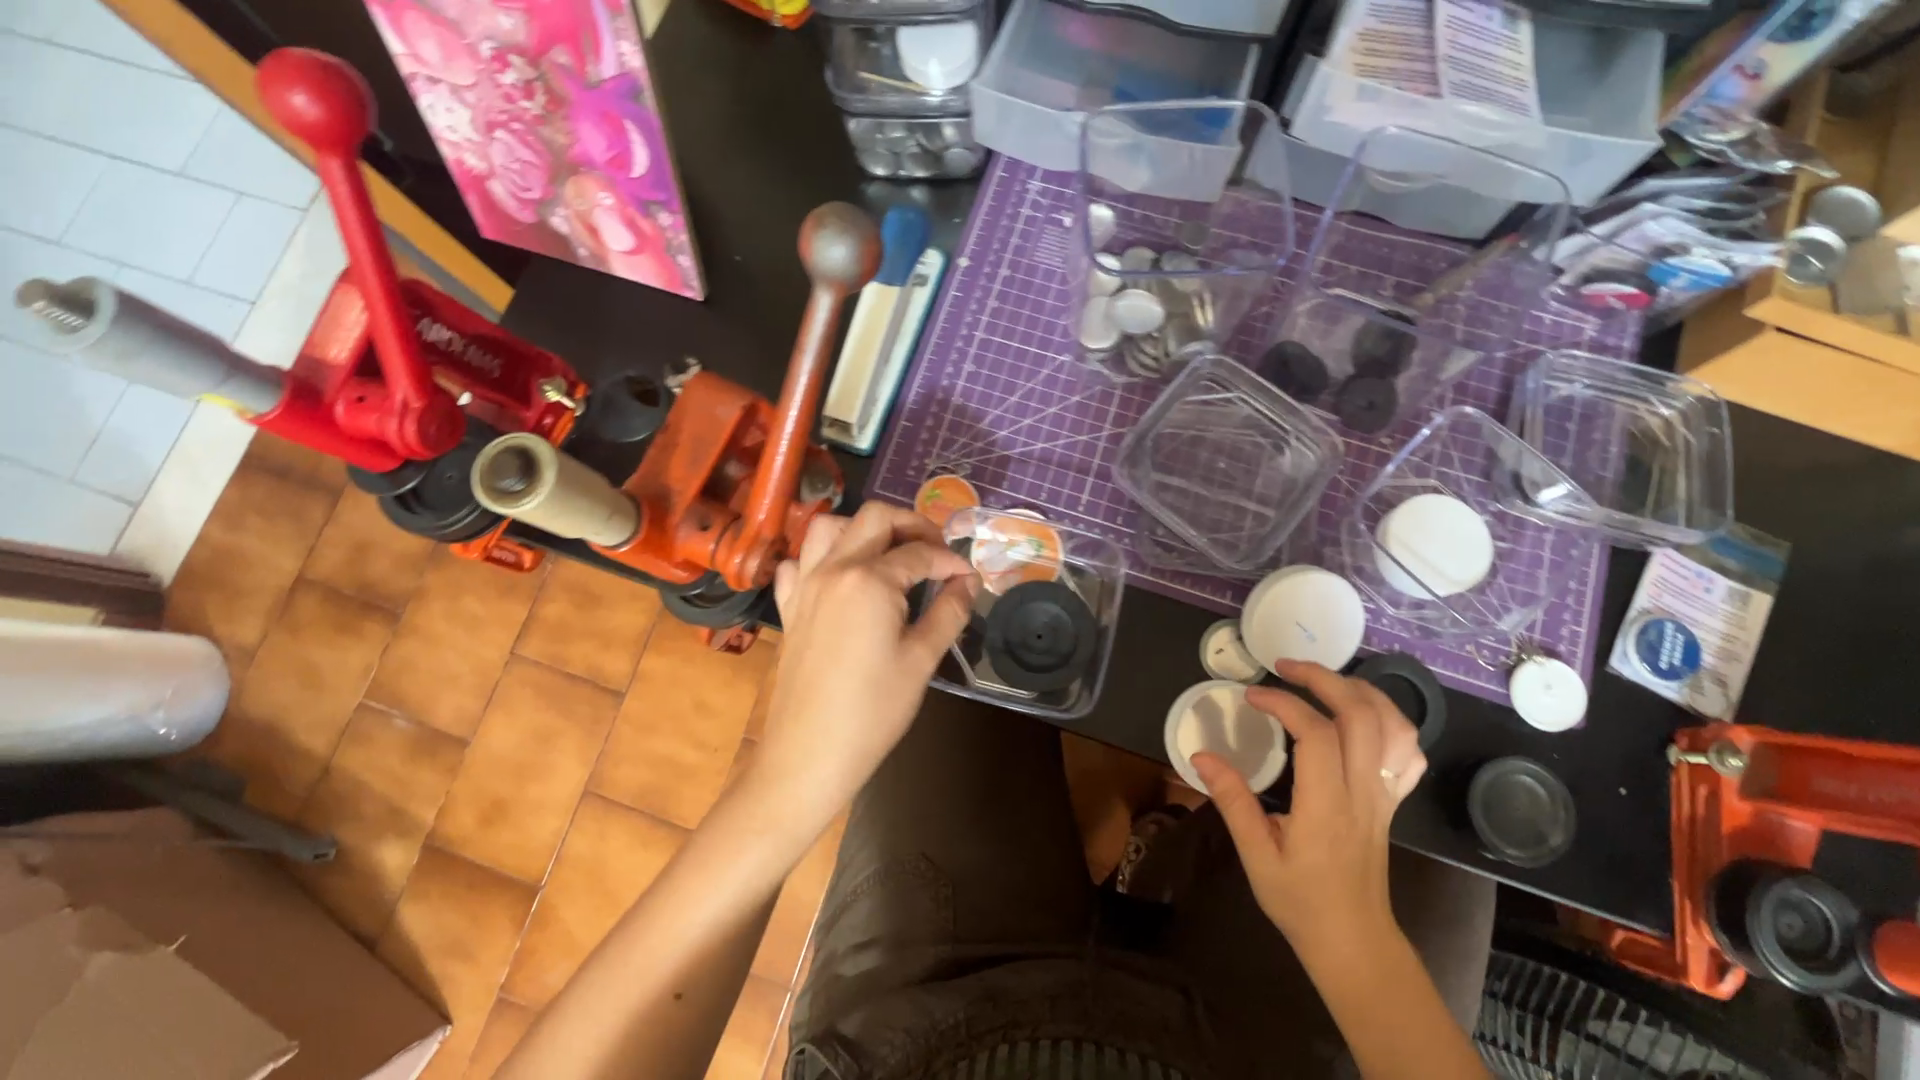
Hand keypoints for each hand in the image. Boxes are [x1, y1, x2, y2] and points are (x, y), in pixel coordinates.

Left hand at [749, 503, 977, 825]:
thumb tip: (968, 582)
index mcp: (869, 579)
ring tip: (889, 554)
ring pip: (829, 527)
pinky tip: (840, 580)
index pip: (919, 553)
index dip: (950, 560)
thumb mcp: (922, 660)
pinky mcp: (788, 607)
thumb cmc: (873, 711)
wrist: (810, 753)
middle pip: (874, 518)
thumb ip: (948, 612)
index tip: (969, 577)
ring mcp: (804, 585)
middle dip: (911, 525)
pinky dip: (820, 558)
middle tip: (936, 551)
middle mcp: (833, 569)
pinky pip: (797, 562)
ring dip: (863, 529)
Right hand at [1191, 660, 1426, 948]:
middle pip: (1360, 714)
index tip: (1251, 696)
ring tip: (1323, 680)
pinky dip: (1391, 721)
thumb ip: (1233, 801)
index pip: (1315, 734)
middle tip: (1285, 667)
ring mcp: (1385, 795)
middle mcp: (1363, 791)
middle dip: (1324, 678)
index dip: (1284, 703)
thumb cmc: (1300, 901)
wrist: (1354, 939)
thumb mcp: (1255, 856)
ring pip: (1393, 725)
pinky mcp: (1393, 801)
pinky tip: (1362, 716)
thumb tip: (1202, 756)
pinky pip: (1408, 752)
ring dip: (1360, 691)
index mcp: (1327, 805)